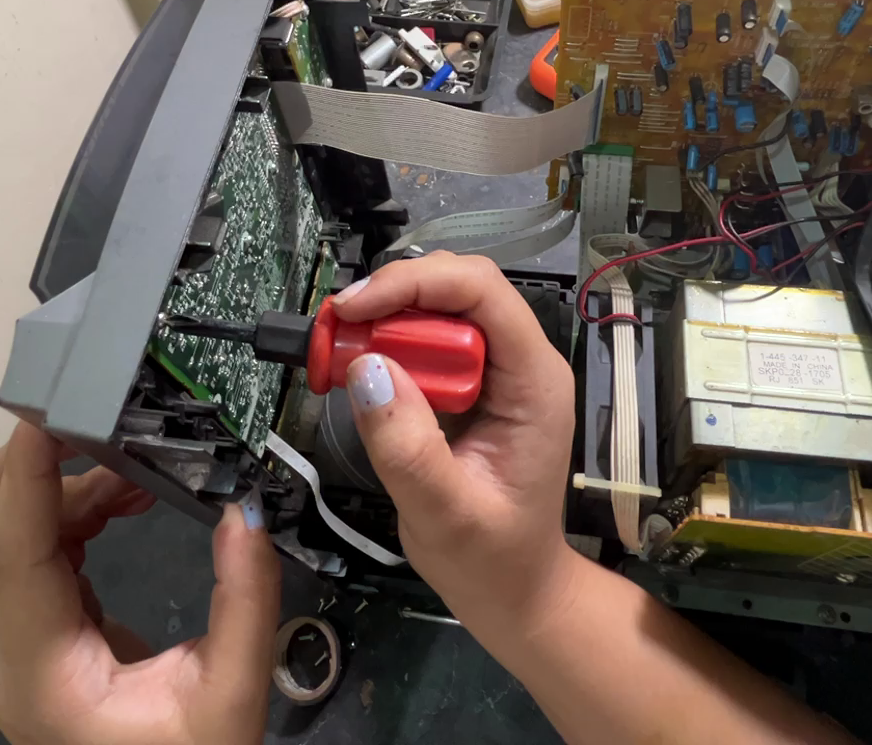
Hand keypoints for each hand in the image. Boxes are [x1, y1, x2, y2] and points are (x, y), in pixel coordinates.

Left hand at [0, 423, 280, 744]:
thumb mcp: (234, 692)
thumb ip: (246, 599)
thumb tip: (243, 510)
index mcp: (44, 675)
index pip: (11, 556)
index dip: (26, 477)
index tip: (53, 412)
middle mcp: (7, 656)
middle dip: (8, 473)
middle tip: (83, 430)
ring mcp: (14, 644)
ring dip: (52, 485)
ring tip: (136, 465)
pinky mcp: (39, 631)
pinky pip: (32, 549)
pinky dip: (72, 507)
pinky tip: (131, 496)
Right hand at [329, 251, 580, 636]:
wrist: (513, 586)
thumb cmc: (491, 559)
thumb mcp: (445, 514)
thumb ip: (409, 448)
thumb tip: (366, 367)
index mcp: (534, 379)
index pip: (483, 292)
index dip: (416, 283)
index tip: (353, 309)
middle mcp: (522, 359)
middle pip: (462, 286)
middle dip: (397, 294)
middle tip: (337, 327)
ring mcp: (500, 367)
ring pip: (444, 303)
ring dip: (389, 312)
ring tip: (342, 341)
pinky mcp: (475, 379)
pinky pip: (432, 334)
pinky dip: (391, 335)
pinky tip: (362, 358)